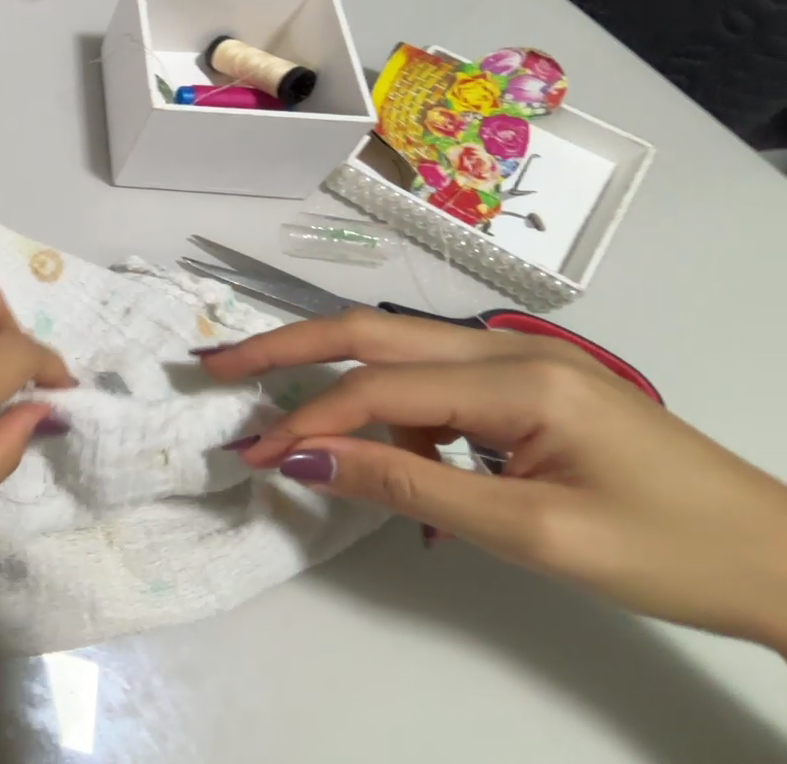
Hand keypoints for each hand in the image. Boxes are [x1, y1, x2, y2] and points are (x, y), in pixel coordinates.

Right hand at [203, 308, 786, 650]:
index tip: (251, 457)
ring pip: (393, 349)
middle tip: (216, 365)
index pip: (377, 390)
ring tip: (279, 412)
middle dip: (284, 347)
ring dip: (328, 373)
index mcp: (518, 381)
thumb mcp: (530, 531)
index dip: (306, 422)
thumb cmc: (668, 552)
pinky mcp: (526, 381)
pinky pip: (430, 378)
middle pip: (369, 332)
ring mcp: (519, 359)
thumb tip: (299, 461)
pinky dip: (384, 404)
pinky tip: (386, 446)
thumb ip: (406, 483)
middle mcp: (508, 349)